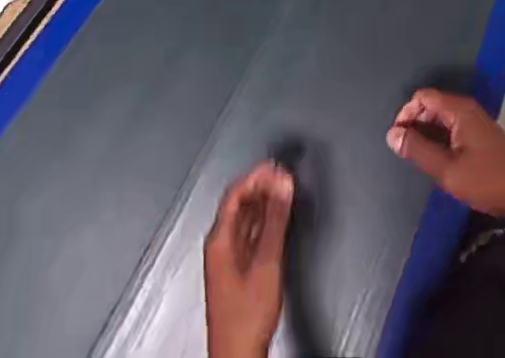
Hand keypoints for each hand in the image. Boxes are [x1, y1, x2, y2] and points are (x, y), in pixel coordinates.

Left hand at [204, 161, 293, 357]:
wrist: (239, 355)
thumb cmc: (246, 316)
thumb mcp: (266, 262)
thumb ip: (276, 220)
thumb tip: (283, 184)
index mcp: (219, 240)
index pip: (235, 194)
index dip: (255, 176)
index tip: (276, 165)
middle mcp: (220, 246)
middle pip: (239, 204)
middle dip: (262, 185)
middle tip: (283, 173)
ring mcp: (229, 258)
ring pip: (246, 218)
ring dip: (265, 201)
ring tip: (284, 188)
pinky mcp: (239, 269)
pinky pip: (251, 232)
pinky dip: (266, 219)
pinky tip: (279, 217)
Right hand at [387, 89, 504, 220]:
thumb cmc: (488, 181)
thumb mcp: (447, 170)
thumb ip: (418, 150)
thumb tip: (392, 134)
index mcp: (460, 110)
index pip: (424, 97)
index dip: (406, 113)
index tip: (397, 138)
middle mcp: (468, 109)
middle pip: (432, 105)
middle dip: (414, 123)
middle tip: (404, 151)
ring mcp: (475, 121)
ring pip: (441, 118)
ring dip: (426, 133)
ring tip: (416, 158)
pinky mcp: (480, 135)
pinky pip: (452, 127)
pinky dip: (439, 138)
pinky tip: (436, 159)